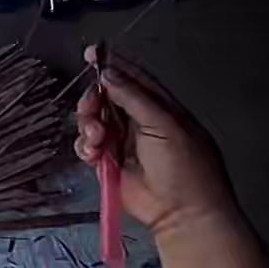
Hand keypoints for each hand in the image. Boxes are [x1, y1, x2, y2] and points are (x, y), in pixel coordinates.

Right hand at [74, 45, 234, 239]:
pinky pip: (87, 145)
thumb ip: (132, 96)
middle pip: (105, 97)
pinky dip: (86, 147)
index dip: (111, 64)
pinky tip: (93, 155)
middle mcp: (138, 120)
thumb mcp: (163, 124)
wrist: (182, 214)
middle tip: (91, 109)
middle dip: (93, 100)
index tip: (90, 53)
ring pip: (93, 120)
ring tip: (97, 140)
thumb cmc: (182, 166)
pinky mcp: (108, 162)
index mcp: (158, 106)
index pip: (132, 77)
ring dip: (89, 125)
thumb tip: (107, 72)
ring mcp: (122, 141)